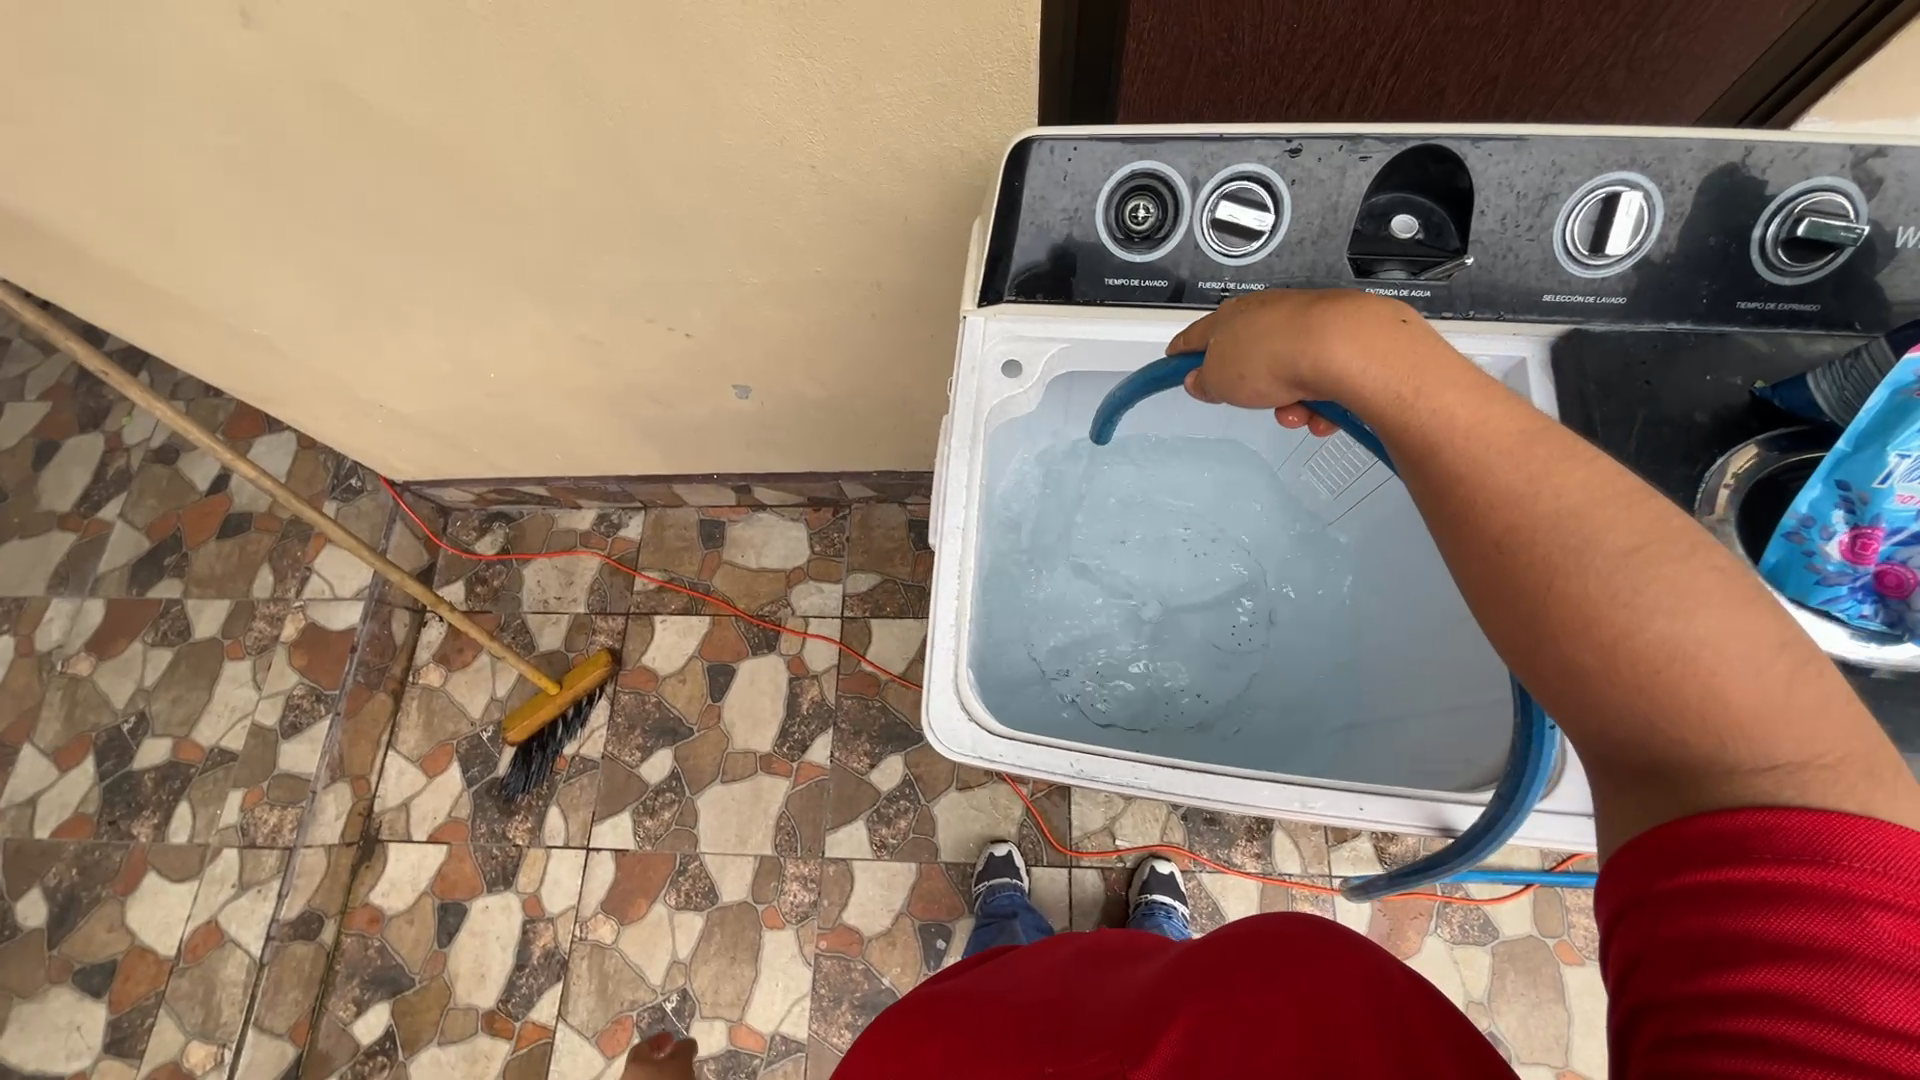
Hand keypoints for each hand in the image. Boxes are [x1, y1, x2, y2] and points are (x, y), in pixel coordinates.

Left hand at [620, 1032, 696, 1079]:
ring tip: (677, 1075)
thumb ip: (684, 1048)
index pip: (643, 1046)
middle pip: (642, 1065)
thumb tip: (685, 1043)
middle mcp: (627, 1078)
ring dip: (659, 1075)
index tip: (672, 1039)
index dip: (659, 1040)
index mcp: (634, 1064)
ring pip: (644, 1079)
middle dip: (659, 1060)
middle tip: (675, 1057)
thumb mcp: (682, 1062)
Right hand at [1167, 289, 1434, 434]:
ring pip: (1285, 376)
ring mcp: (1306, 325)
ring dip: (1286, 404)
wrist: (1346, 349)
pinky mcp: (1340, 340)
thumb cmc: (1273, 357)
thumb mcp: (1217, 380)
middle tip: (1248, 402)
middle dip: (1248, 390)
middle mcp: (1267, 314)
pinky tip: (1322, 413)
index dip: (1180, 352)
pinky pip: (1319, 381)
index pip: (1195, 335)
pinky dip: (1318, 403)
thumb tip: (1199, 380)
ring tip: (1296, 413)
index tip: (1173, 361)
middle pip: (1246, 359)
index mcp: (1229, 317)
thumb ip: (1202, 381)